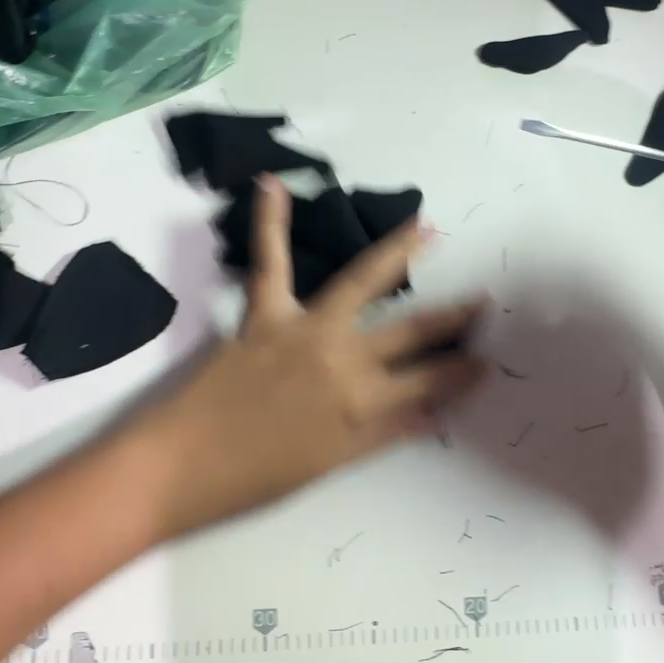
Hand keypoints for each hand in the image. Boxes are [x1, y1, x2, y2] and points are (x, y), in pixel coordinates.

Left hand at [136, 177, 486, 539]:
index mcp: (361, 402)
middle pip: (410, 332)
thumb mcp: (332, 465)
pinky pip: (269, 263)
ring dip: (397, 252)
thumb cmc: (255, 478)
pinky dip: (269, 224)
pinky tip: (271, 184)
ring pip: (360, 283)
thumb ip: (384, 435)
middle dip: (451, 318)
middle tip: (481, 301)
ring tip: (426, 226)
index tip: (486, 361)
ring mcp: (303, 329)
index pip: (429, 383)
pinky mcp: (262, 315)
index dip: (462, 373)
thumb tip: (432, 415)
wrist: (178, 466)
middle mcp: (343, 357)